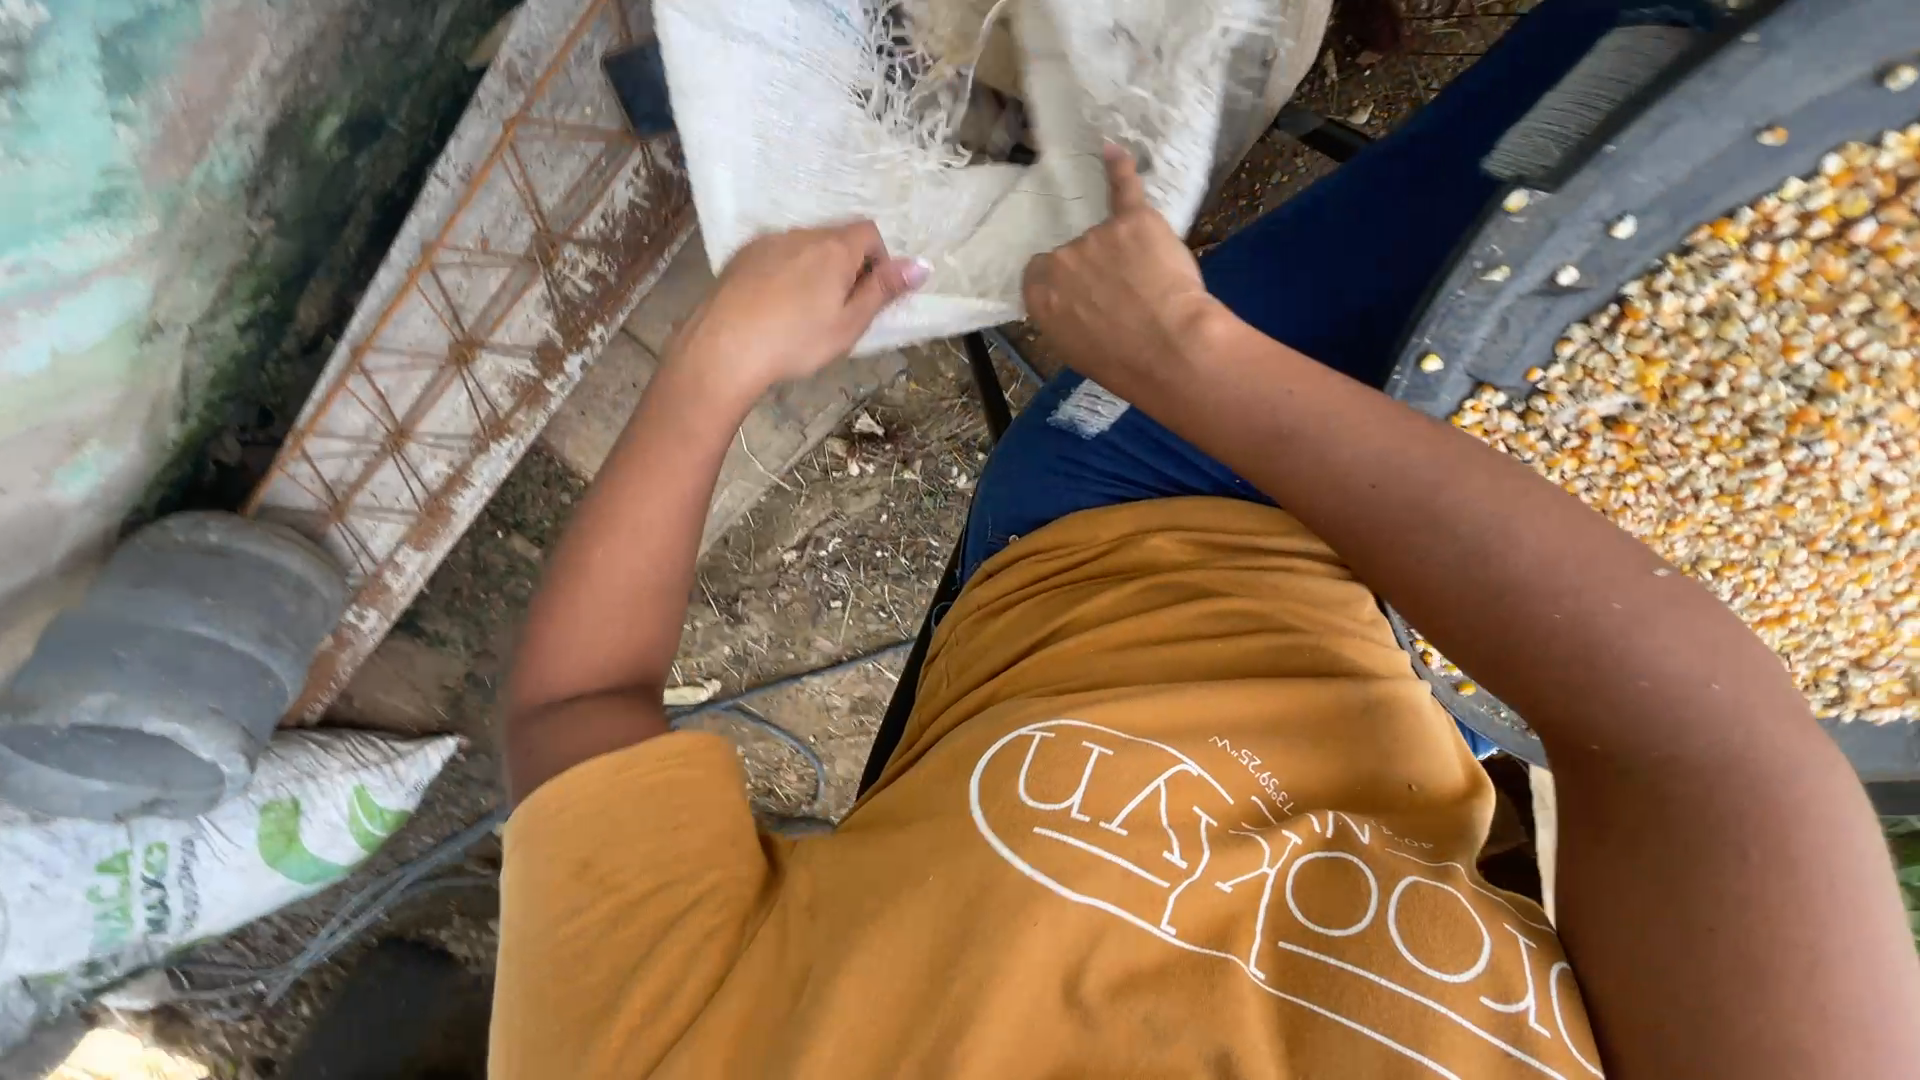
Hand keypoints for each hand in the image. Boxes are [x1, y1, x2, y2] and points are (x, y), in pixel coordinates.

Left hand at [667, 222, 928, 396]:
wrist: (724, 348)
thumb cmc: (796, 341)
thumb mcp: (849, 323)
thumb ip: (884, 291)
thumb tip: (921, 265)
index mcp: (834, 248)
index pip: (870, 232)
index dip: (880, 260)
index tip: (872, 294)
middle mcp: (801, 234)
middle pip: (837, 238)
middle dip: (848, 266)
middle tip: (841, 310)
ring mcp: (768, 242)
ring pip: (805, 247)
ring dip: (816, 270)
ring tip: (805, 312)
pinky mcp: (742, 256)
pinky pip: (777, 256)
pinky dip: (786, 273)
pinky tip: (776, 308)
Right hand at [1021, 144, 1228, 393]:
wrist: (1168, 349)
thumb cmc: (1121, 362)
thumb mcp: (1074, 349)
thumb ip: (1063, 316)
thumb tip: (1071, 304)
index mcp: (1040, 295)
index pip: (1041, 274)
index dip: (1066, 286)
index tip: (1082, 299)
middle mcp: (1061, 259)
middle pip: (1076, 255)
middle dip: (1097, 274)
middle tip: (1125, 302)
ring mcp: (1097, 236)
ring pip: (1109, 240)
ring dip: (1127, 258)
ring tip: (1151, 290)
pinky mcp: (1135, 221)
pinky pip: (1124, 189)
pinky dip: (1119, 169)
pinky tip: (1111, 150)